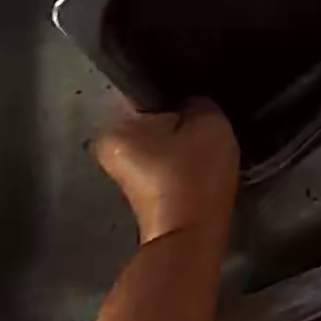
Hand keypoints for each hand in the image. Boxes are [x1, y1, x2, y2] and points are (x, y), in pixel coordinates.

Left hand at [93, 98, 239, 244]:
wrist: (192, 233)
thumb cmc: (194, 172)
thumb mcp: (209, 120)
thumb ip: (198, 101)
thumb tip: (191, 102)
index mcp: (117, 127)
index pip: (148, 90)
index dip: (177, 86)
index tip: (199, 90)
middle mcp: (110, 146)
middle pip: (153, 113)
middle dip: (178, 110)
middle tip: (207, 112)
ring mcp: (123, 169)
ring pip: (159, 134)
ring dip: (180, 132)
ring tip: (207, 132)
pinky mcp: (141, 184)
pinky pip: (162, 153)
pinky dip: (180, 151)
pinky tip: (200, 154)